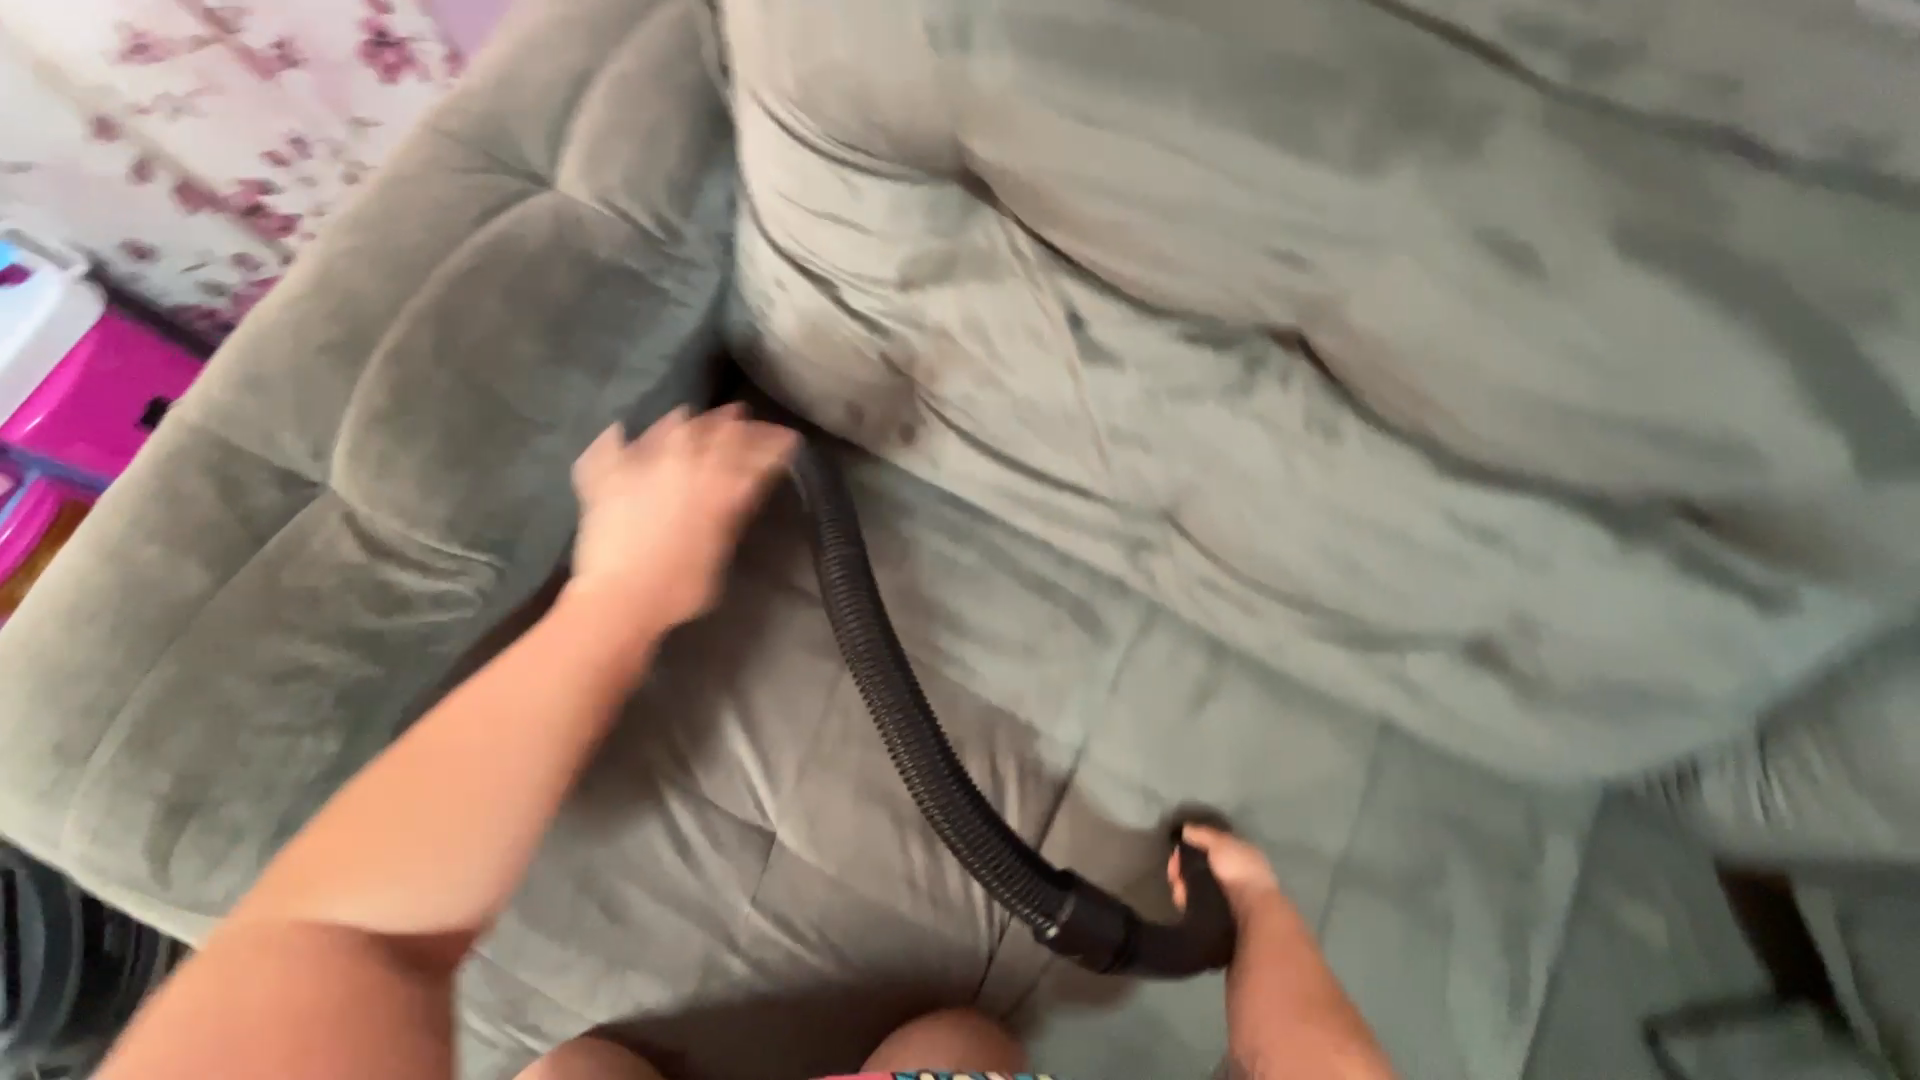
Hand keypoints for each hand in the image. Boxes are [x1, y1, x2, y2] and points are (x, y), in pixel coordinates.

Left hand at [569, 405, 798, 628]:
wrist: (619, 598)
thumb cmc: (680, 589)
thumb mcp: (720, 552)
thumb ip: (731, 516)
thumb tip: (744, 490)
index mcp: (714, 488)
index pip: (751, 456)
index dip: (772, 443)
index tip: (788, 438)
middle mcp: (679, 467)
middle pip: (712, 433)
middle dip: (733, 423)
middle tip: (744, 416)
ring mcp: (639, 468)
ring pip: (666, 431)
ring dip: (683, 422)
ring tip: (689, 415)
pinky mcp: (604, 480)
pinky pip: (607, 450)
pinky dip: (614, 440)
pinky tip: (617, 430)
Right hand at [1168, 824, 1284, 926]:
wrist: (1253, 911)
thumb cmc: (1240, 870)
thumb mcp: (1221, 843)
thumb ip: (1202, 834)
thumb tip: (1185, 829)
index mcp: (1238, 854)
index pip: (1209, 846)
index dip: (1190, 845)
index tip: (1176, 847)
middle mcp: (1231, 874)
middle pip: (1197, 866)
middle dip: (1181, 866)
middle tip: (1173, 869)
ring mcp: (1224, 896)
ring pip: (1193, 885)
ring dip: (1181, 884)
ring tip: (1178, 886)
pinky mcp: (1216, 915)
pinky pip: (1194, 903)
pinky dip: (1185, 900)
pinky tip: (1182, 899)